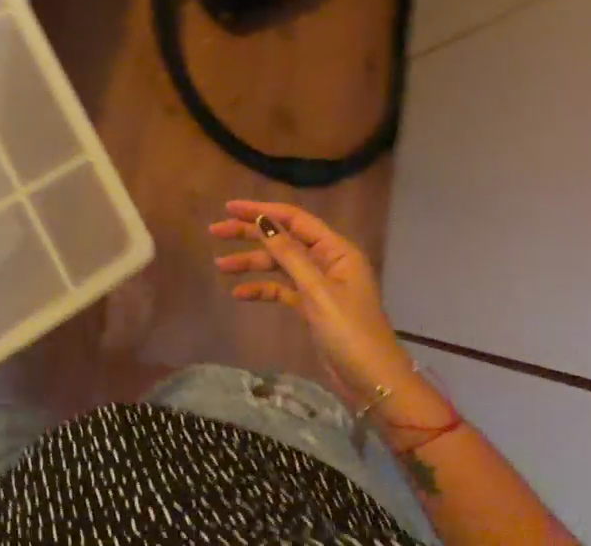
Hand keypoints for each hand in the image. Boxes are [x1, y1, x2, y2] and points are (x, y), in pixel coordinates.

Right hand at [208, 201, 414, 403]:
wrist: (374, 383)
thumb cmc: (350, 332)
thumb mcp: (317, 291)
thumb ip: (289, 254)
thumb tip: (262, 220)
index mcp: (336, 251)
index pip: (294, 219)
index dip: (261, 210)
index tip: (228, 207)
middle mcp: (328, 261)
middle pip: (283, 238)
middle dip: (249, 234)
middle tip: (215, 232)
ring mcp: (319, 284)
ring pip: (278, 263)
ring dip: (250, 263)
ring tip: (221, 265)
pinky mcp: (312, 305)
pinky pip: (281, 288)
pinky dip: (261, 288)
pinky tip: (238, 294)